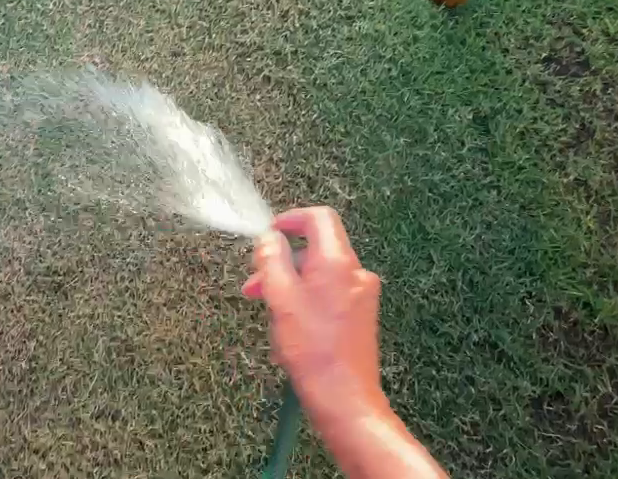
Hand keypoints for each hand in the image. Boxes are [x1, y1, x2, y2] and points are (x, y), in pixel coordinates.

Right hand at [243, 208, 445, 478]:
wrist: (346, 401)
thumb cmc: (312, 348)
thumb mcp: (280, 296)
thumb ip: (271, 258)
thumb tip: (269, 237)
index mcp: (338, 261)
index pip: (319, 217)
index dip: (291, 219)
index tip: (269, 234)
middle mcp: (355, 273)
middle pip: (316, 247)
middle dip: (282, 259)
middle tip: (256, 281)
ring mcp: (361, 296)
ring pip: (319, 272)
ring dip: (289, 281)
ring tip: (267, 308)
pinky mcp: (360, 316)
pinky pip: (328, 292)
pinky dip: (305, 297)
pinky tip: (288, 325)